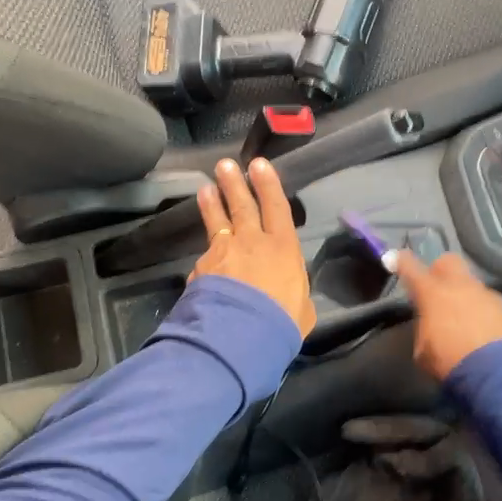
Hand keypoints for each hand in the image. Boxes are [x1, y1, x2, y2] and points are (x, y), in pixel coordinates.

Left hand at [191, 158, 316, 336]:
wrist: (238, 336)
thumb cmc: (281, 322)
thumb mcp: (301, 309)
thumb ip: (294, 292)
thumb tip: (287, 292)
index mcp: (283, 248)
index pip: (276, 207)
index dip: (269, 185)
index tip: (259, 164)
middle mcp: (251, 242)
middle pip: (242, 206)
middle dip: (235, 184)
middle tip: (225, 165)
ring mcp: (222, 253)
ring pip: (217, 222)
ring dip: (212, 204)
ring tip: (205, 188)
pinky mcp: (200, 270)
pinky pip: (205, 258)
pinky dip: (206, 256)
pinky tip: (203, 261)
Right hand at [395, 251, 501, 381]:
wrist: (497, 372)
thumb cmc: (450, 361)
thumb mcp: (423, 351)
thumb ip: (424, 330)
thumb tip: (430, 324)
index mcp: (433, 294)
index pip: (412, 269)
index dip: (402, 261)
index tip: (395, 256)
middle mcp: (459, 286)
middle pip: (447, 261)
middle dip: (440, 270)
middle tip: (437, 288)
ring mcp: (485, 294)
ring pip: (470, 284)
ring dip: (463, 295)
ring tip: (464, 319)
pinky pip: (487, 302)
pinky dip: (482, 311)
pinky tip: (482, 329)